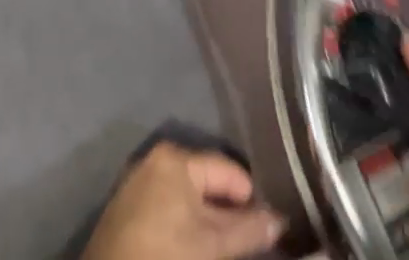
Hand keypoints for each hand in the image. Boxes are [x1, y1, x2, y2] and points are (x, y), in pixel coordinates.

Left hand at [81, 143, 284, 259]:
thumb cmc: (164, 255)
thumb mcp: (212, 246)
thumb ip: (249, 230)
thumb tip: (280, 221)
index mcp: (176, 159)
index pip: (230, 172)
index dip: (251, 200)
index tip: (263, 229)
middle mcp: (156, 159)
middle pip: (209, 182)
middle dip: (228, 211)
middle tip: (243, 241)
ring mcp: (139, 180)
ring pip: (189, 196)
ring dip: (207, 219)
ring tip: (220, 246)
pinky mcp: (128, 204)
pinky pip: (169, 204)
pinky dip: (185, 222)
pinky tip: (191, 245)